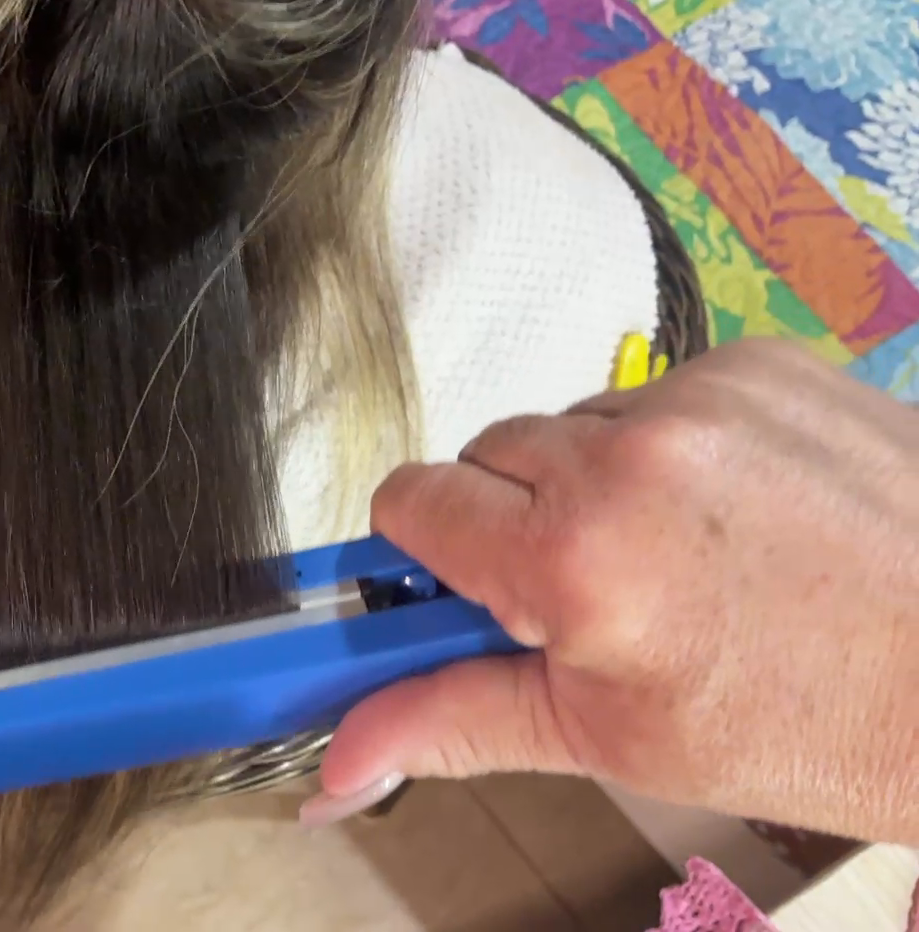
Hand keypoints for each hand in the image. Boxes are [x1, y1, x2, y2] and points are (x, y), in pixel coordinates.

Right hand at [311, 339, 918, 846]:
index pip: (407, 498)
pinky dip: (664, 444)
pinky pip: (642, 393)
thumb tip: (330, 773)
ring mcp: (697, 399)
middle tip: (596, 577)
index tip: (484, 580)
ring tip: (680, 541)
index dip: (431, 542)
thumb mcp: (608, 738)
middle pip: (481, 457)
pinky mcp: (758, 362)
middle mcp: (624, 459)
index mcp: (572, 559)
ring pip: (559, 425)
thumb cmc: (807, 725)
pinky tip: (738, 498)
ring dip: (586, 478)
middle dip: (513, 514)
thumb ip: (446, 724)